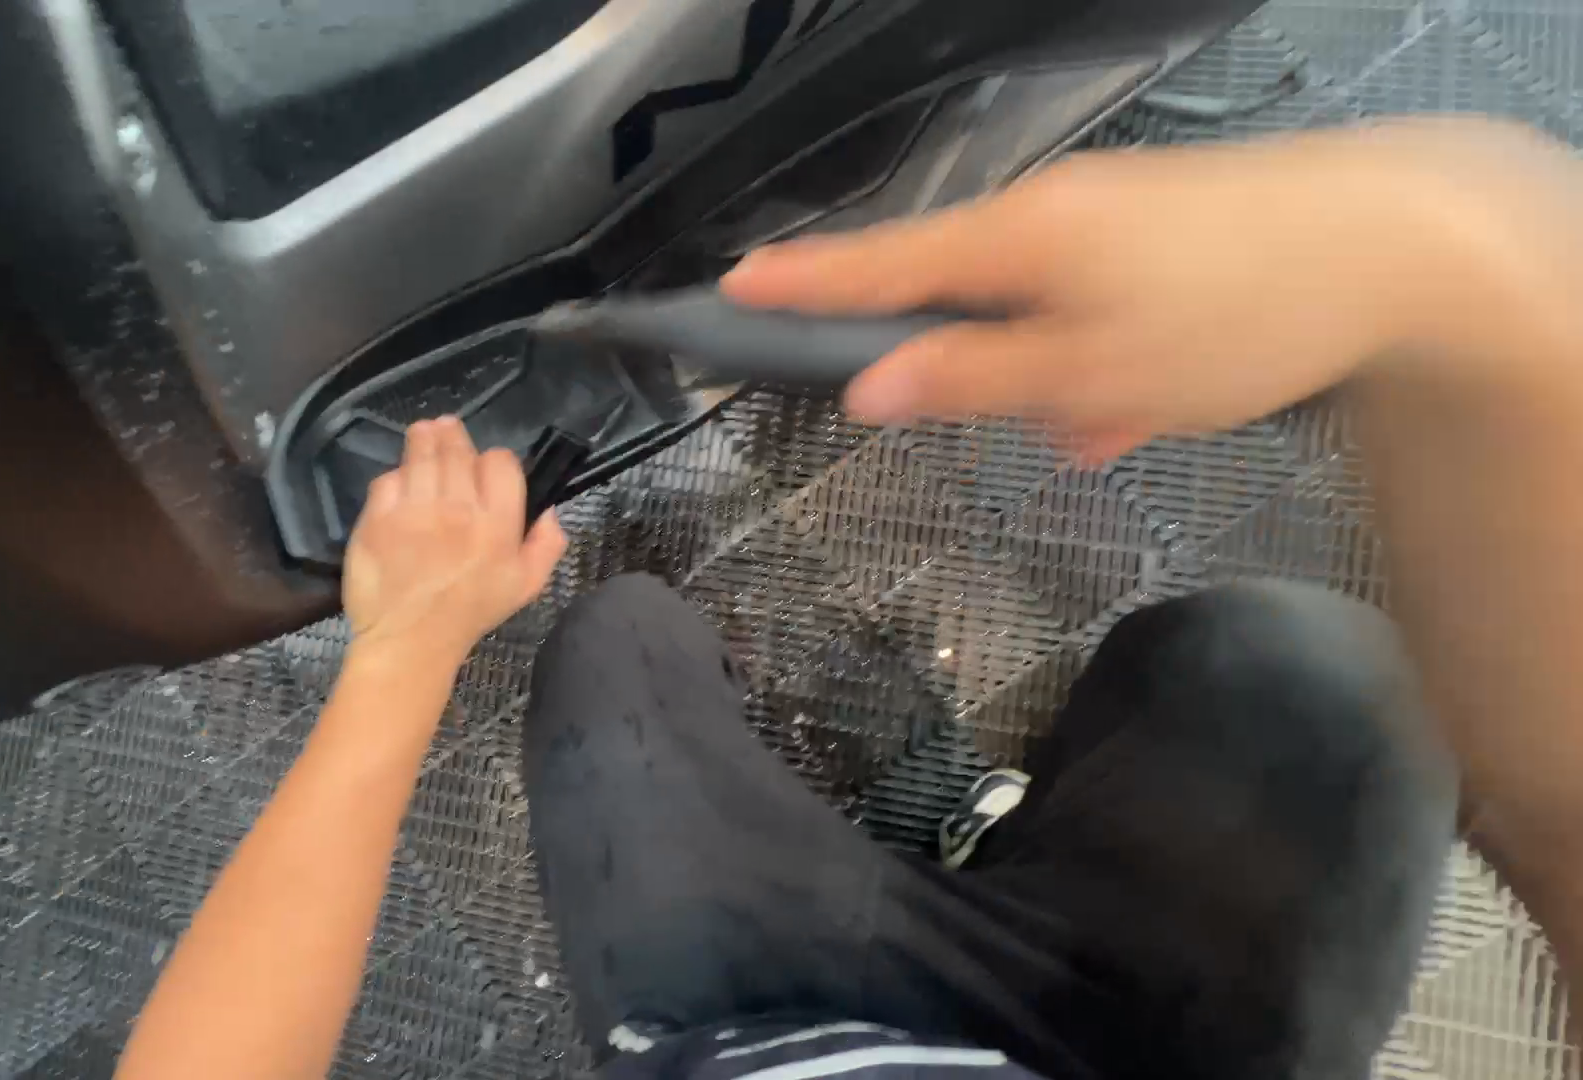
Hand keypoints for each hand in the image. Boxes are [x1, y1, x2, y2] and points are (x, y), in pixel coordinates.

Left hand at [343, 416, 567, 668]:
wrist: (410, 640)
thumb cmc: (471, 613)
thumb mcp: (527, 586)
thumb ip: (547, 545)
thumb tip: (549, 510)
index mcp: (497, 525)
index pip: (500, 464)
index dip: (495, 459)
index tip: (486, 466)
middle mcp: (457, 510)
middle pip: (457, 450)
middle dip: (453, 435)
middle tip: (447, 427)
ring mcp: (414, 512)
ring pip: (420, 456)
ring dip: (424, 439)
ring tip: (424, 433)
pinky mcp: (377, 520)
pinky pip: (387, 481)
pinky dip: (395, 477)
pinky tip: (400, 480)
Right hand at [722, 119, 1576, 459]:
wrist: (1413, 251)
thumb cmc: (1230, 316)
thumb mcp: (1080, 370)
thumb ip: (962, 380)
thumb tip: (863, 390)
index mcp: (1011, 242)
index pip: (874, 266)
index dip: (801, 282)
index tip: (735, 282)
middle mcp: (1042, 218)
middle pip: (949, 295)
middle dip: (959, 363)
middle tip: (1010, 411)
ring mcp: (1096, 222)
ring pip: (1024, 314)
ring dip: (1043, 376)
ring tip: (1106, 416)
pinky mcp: (1142, 237)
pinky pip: (1079, 310)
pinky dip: (1091, 363)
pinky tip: (1134, 402)